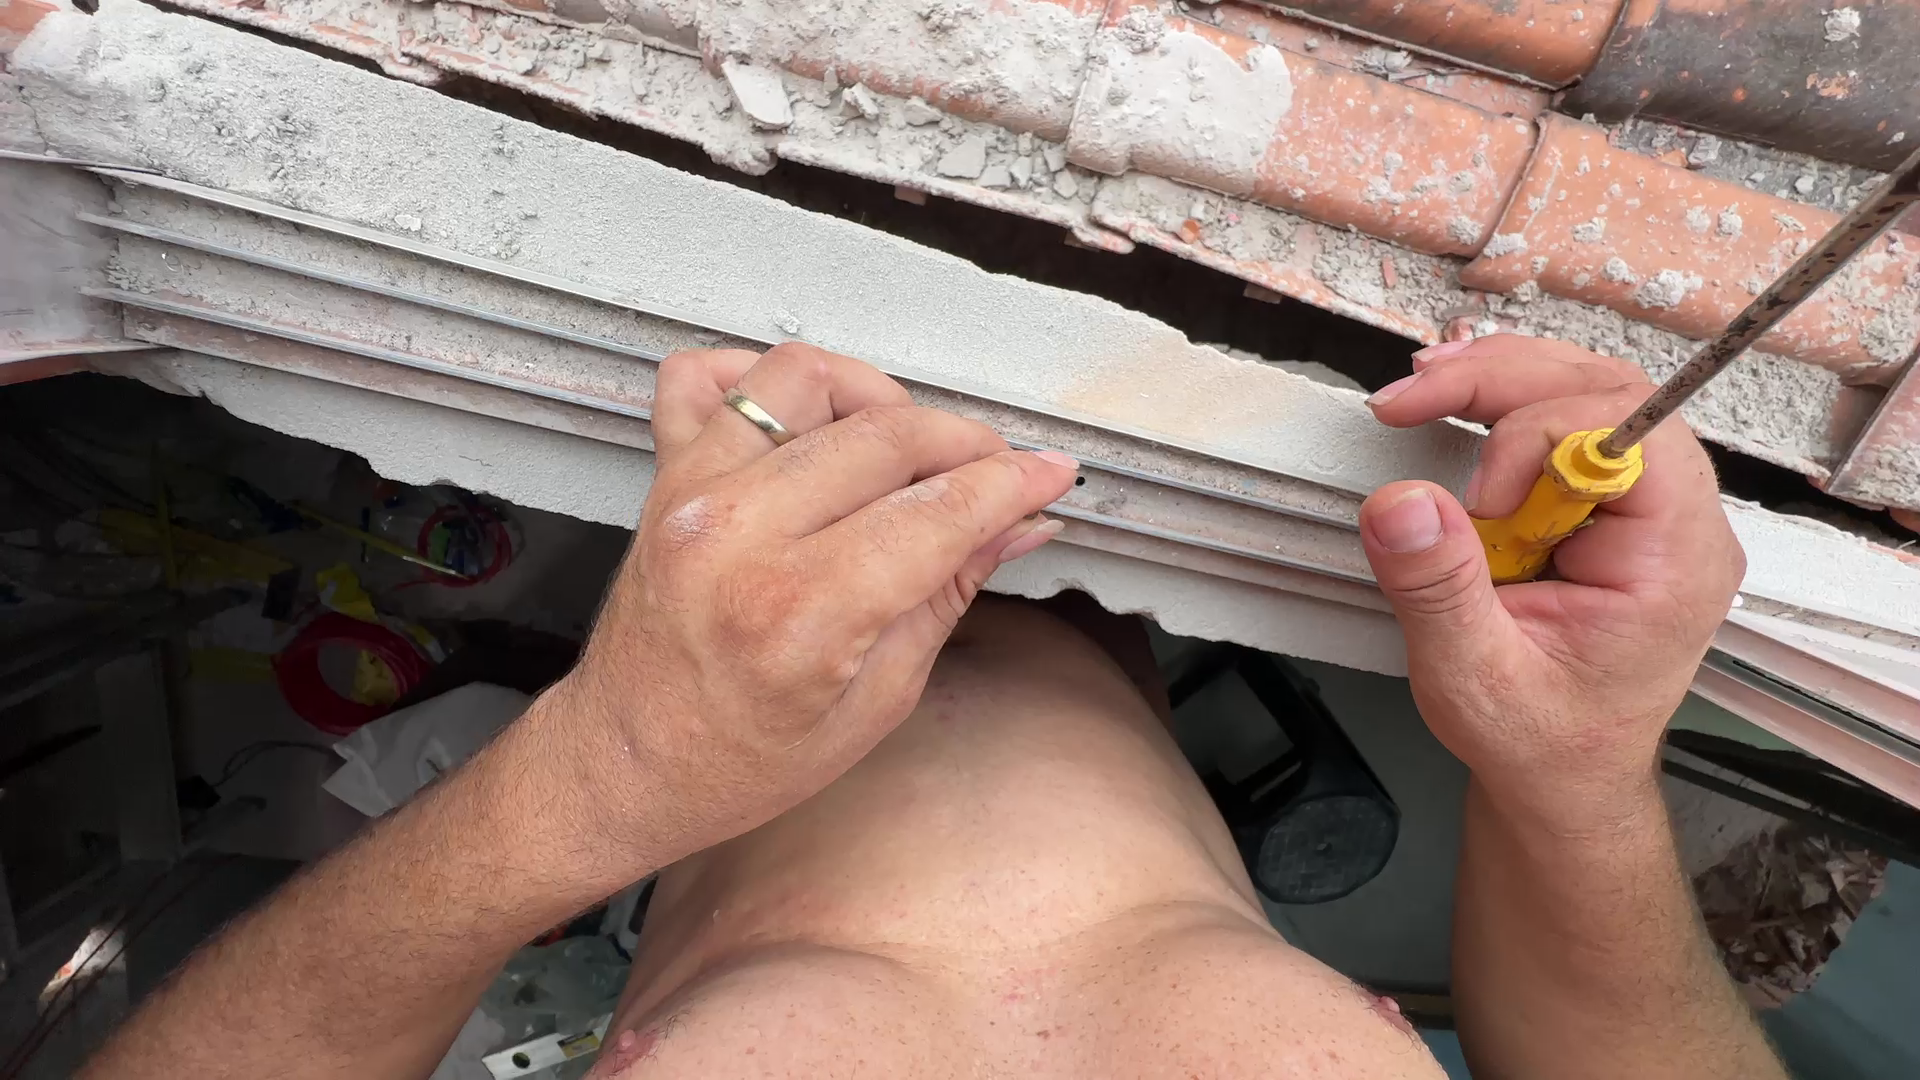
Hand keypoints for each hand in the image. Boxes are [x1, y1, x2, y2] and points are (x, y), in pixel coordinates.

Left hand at [536, 344, 1077, 868]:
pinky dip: (765, 379)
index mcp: (798, 614)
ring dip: (880, 397)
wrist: (627, 763)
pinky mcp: (666, 478)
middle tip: (995, 471)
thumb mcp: (878, 699)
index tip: (1048, 474)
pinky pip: (706, 376)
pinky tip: (808, 420)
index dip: (1012, 484)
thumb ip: (950, 592)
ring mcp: (692, 494)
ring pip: (807, 378)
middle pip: (887, 435)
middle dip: (967, 443)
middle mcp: (738, 536)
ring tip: (905, 446)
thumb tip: (1015, 525)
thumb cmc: (742, 760)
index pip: (937, 513)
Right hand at [1358, 335, 1743, 828]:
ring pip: (1584, 394)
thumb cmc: (1531, 736)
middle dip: (1499, 380)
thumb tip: (1398, 500)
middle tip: (1409, 394)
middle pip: (1606, 393)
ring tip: (1421, 386)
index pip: (1627, 435)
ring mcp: (1635, 510)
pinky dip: (1498, 403)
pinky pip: (1560, 427)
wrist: (1559, 770)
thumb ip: (1436, 590)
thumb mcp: (1470, 675)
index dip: (1533, 438)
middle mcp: (1669, 518)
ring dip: (1497, 378)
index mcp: (1668, 560)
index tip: (1469, 499)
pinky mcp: (1594, 510)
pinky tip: (1451, 402)